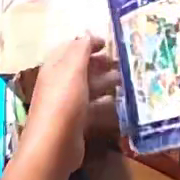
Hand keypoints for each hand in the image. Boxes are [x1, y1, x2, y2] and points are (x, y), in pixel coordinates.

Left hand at [22, 34, 112, 171]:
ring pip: (88, 87)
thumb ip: (80, 49)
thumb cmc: (63, 101)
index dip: (88, 43)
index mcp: (55, 66)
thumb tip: (87, 33)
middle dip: (100, 62)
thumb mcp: (72, 69)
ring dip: (106, 82)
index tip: (110, 43)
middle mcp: (59, 82)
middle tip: (123, 62)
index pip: (71, 47)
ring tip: (126, 80)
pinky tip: (119, 102)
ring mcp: (67, 104)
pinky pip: (93, 107)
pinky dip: (105, 103)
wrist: (54, 145)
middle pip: (81, 67)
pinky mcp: (76, 123)